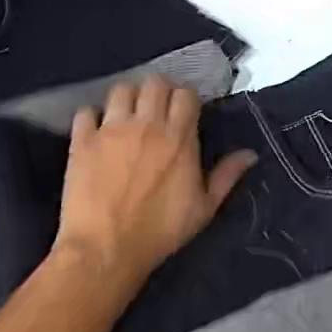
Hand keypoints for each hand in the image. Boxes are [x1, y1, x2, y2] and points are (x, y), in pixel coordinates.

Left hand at [52, 75, 256, 285]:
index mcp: (179, 139)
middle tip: (160, 110)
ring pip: (121, 90)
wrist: (107, 247)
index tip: (188, 113)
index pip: (186, 95)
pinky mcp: (82, 140)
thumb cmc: (161, 231)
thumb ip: (226, 176)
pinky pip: (86, 111)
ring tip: (131, 116)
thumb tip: (250, 154)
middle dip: (161, 91)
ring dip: (130, 98)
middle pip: (155, 83)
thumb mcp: (204, 208)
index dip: (188, 99)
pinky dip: (94, 116)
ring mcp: (110, 129)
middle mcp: (146, 125)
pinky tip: (99, 131)